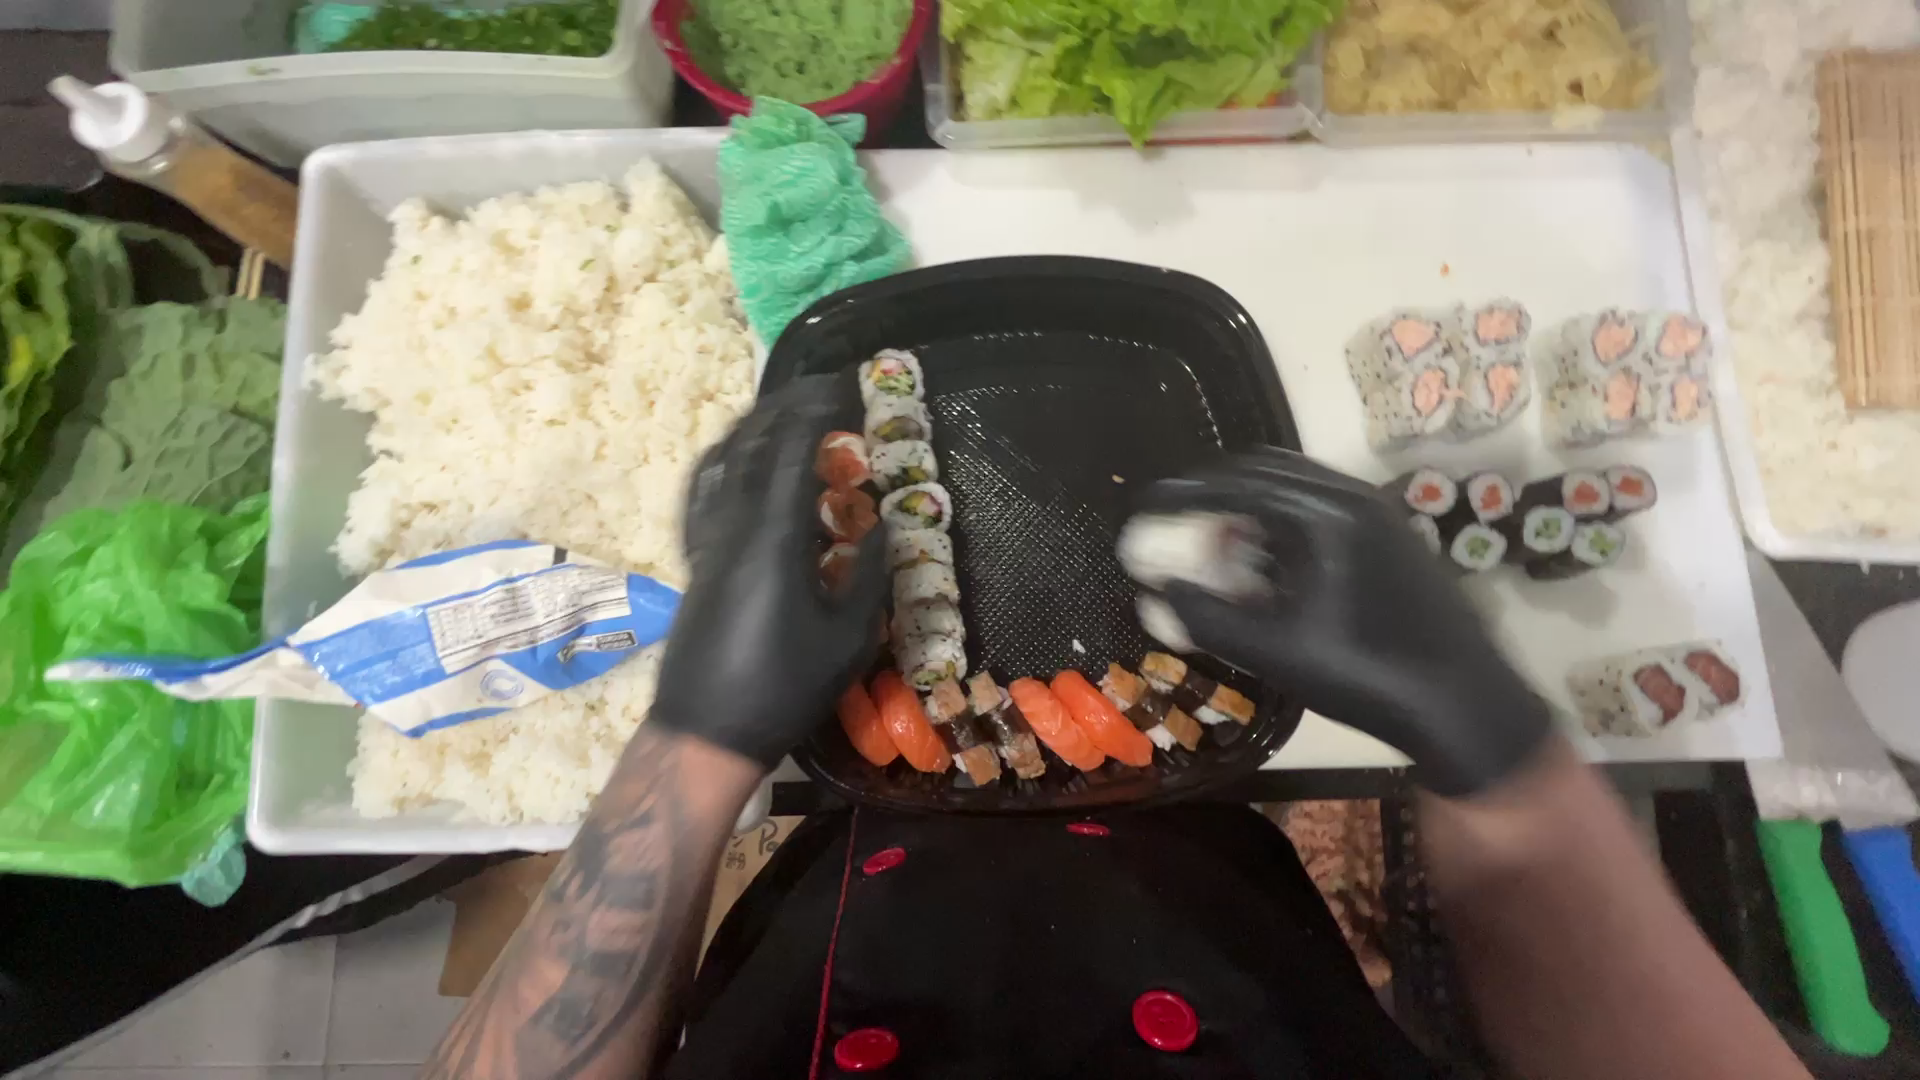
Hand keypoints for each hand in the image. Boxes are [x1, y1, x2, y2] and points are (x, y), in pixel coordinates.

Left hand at [650, 376, 887, 768]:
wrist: (707, 731)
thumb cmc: (786, 688)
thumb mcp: (849, 638)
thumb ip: (871, 574)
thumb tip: (884, 528)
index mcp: (773, 540)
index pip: (792, 452)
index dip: (818, 410)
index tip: (845, 387)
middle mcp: (732, 527)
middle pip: (751, 443)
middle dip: (787, 405)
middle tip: (825, 392)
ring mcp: (706, 541)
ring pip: (721, 461)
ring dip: (753, 426)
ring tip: (787, 413)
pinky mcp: (695, 559)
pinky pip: (702, 493)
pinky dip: (722, 462)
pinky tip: (737, 459)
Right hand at [1135, 448, 1551, 795]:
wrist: (1465, 706)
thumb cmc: (1364, 678)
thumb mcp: (1272, 654)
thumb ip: (1205, 619)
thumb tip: (1160, 590)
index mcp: (1320, 517)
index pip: (1231, 486)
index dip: (1179, 495)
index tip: (1143, 504)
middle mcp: (1349, 497)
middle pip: (1259, 470)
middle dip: (1209, 492)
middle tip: (1174, 519)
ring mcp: (1375, 511)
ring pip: (1290, 485)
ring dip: (1244, 505)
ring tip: (1214, 543)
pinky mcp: (1387, 531)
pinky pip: (1316, 503)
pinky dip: (1277, 519)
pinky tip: (1266, 560)